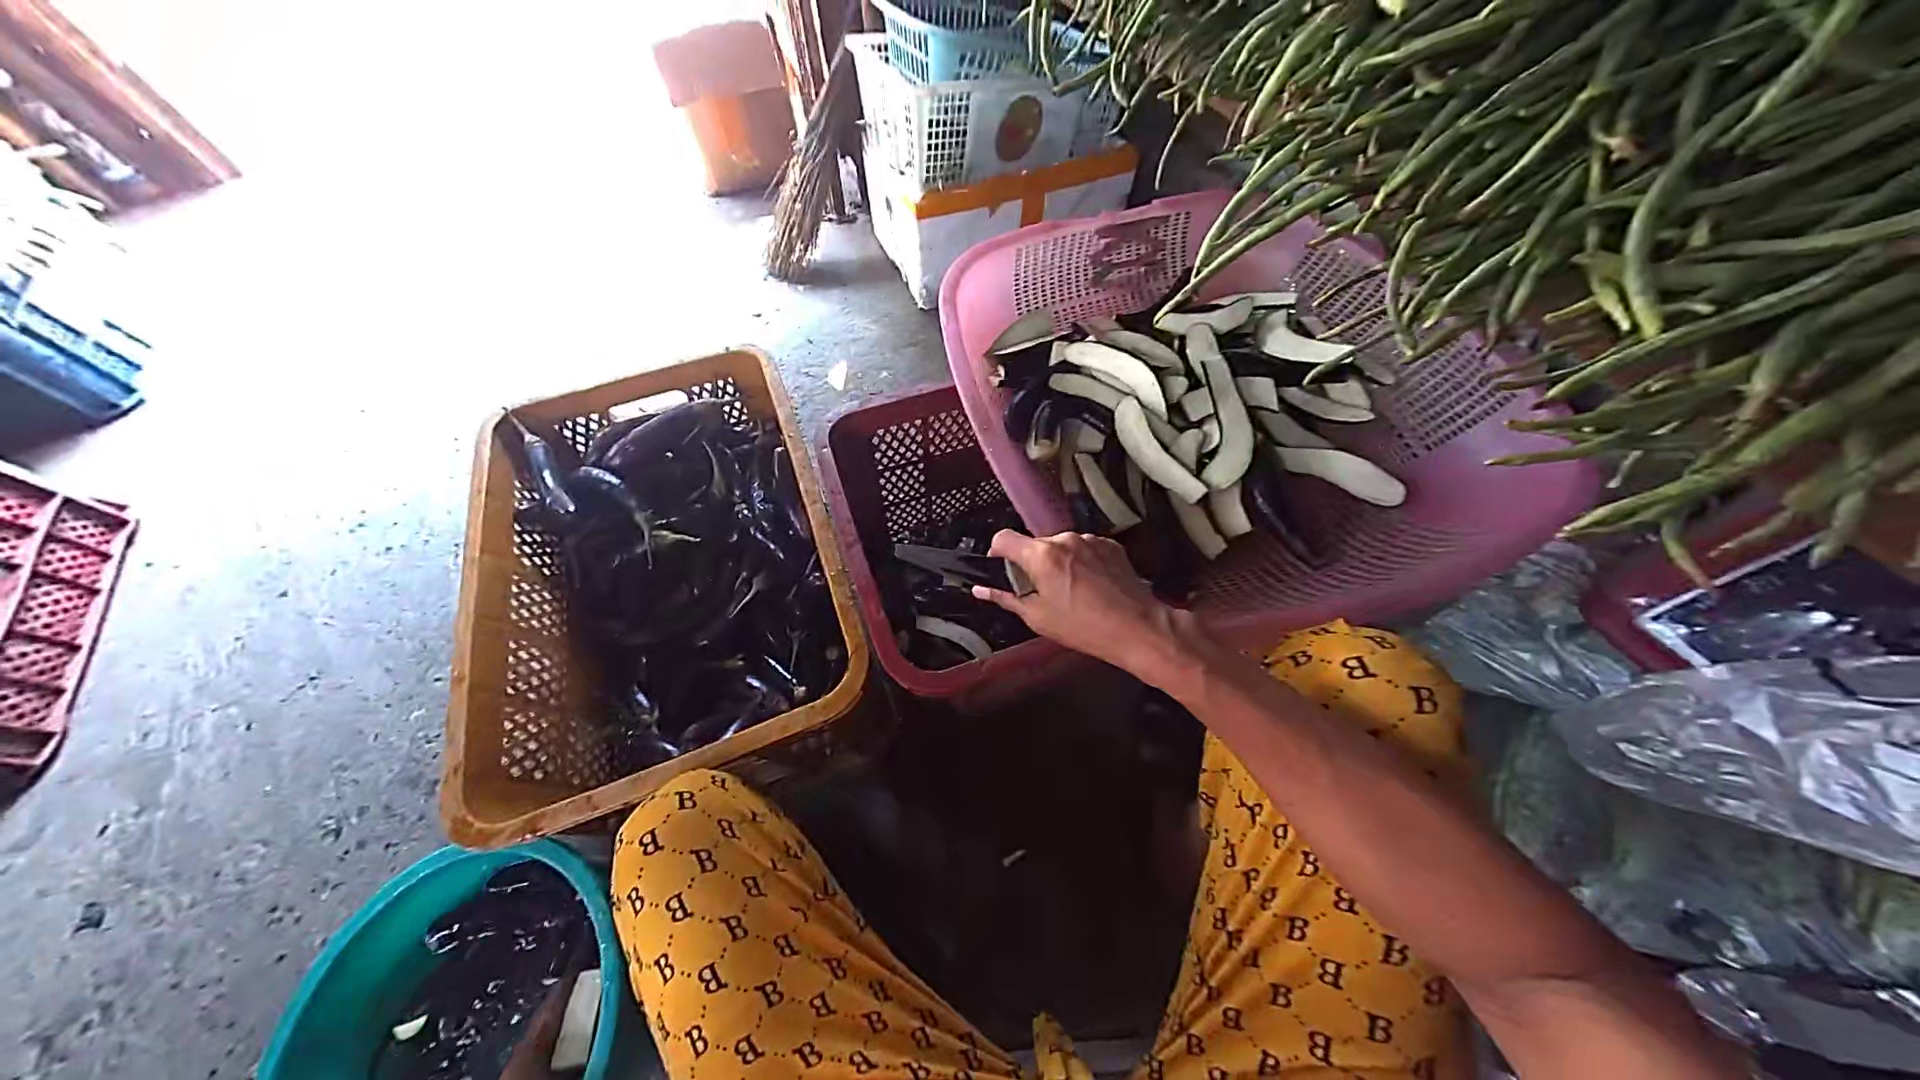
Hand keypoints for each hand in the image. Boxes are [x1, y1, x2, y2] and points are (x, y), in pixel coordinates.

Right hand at [973, 530, 1200, 678]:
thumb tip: (983, 590)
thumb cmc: (1088, 627)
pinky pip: (1084, 549)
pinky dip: (1081, 564)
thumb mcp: (1037, 617)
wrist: (1137, 628)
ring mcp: (1090, 540)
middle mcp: (1065, 540)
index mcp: (1041, 556)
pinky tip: (1089, 589)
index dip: (996, 553)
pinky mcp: (1109, 546)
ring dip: (1058, 564)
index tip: (1001, 568)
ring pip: (1060, 547)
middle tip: (1039, 593)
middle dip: (1032, 564)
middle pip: (1034, 544)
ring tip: (1069, 594)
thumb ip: (1006, 598)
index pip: (1003, 538)